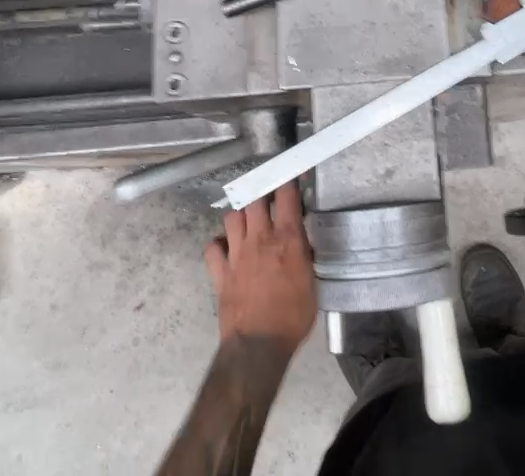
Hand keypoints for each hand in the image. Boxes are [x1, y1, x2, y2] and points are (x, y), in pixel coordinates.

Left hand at [205, 182, 316, 350]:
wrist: (258, 346)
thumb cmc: (292, 317)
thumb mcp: (312, 284)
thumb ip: (305, 258)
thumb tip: (302, 244)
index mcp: (287, 239)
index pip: (287, 195)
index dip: (289, 181)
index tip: (292, 177)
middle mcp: (260, 239)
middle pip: (254, 198)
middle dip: (260, 191)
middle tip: (267, 196)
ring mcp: (236, 254)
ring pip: (232, 217)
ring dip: (240, 214)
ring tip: (247, 220)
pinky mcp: (220, 272)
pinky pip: (212, 247)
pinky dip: (218, 244)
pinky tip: (226, 248)